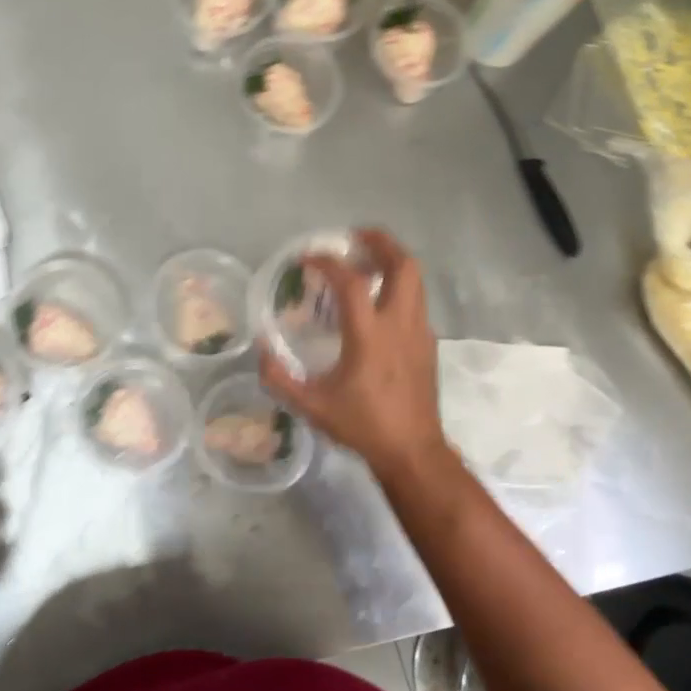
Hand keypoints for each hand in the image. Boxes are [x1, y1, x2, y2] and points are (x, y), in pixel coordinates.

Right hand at [261, 228, 449, 477]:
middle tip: (353, 239)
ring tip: (364, 264)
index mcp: (370, 336)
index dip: (327, 262)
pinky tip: (377, 304)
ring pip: (415, 279)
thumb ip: (279, 378)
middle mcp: (400, 324)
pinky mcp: (428, 343)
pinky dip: (397, 288)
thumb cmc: (363, 426)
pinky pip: (416, 301)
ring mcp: (419, 332)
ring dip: (391, 262)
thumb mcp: (311, 407)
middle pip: (402, 264)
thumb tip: (262, 352)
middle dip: (379, 242)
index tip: (306, 259)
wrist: (413, 451)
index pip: (351, 282)